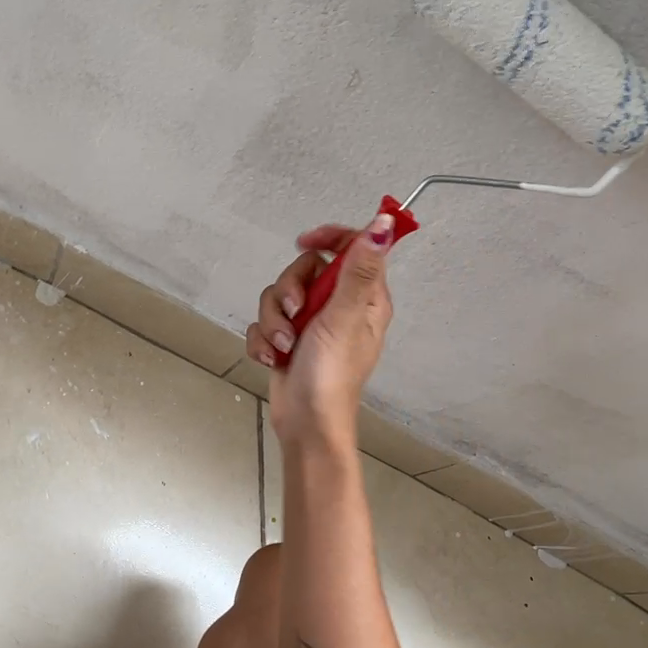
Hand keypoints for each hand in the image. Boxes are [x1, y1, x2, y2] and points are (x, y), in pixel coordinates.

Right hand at [245, 213, 396, 450]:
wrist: (305, 423)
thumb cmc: (331, 375)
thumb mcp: (344, 317)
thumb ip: (359, 270)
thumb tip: (384, 224)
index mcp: (363, 297)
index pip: (351, 247)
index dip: (329, 238)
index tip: (306, 243)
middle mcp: (338, 306)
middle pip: (305, 269)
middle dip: (289, 290)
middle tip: (295, 314)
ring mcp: (310, 324)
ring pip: (279, 296)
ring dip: (273, 321)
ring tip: (283, 347)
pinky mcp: (287, 341)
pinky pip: (265, 323)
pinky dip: (263, 341)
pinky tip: (271, 359)